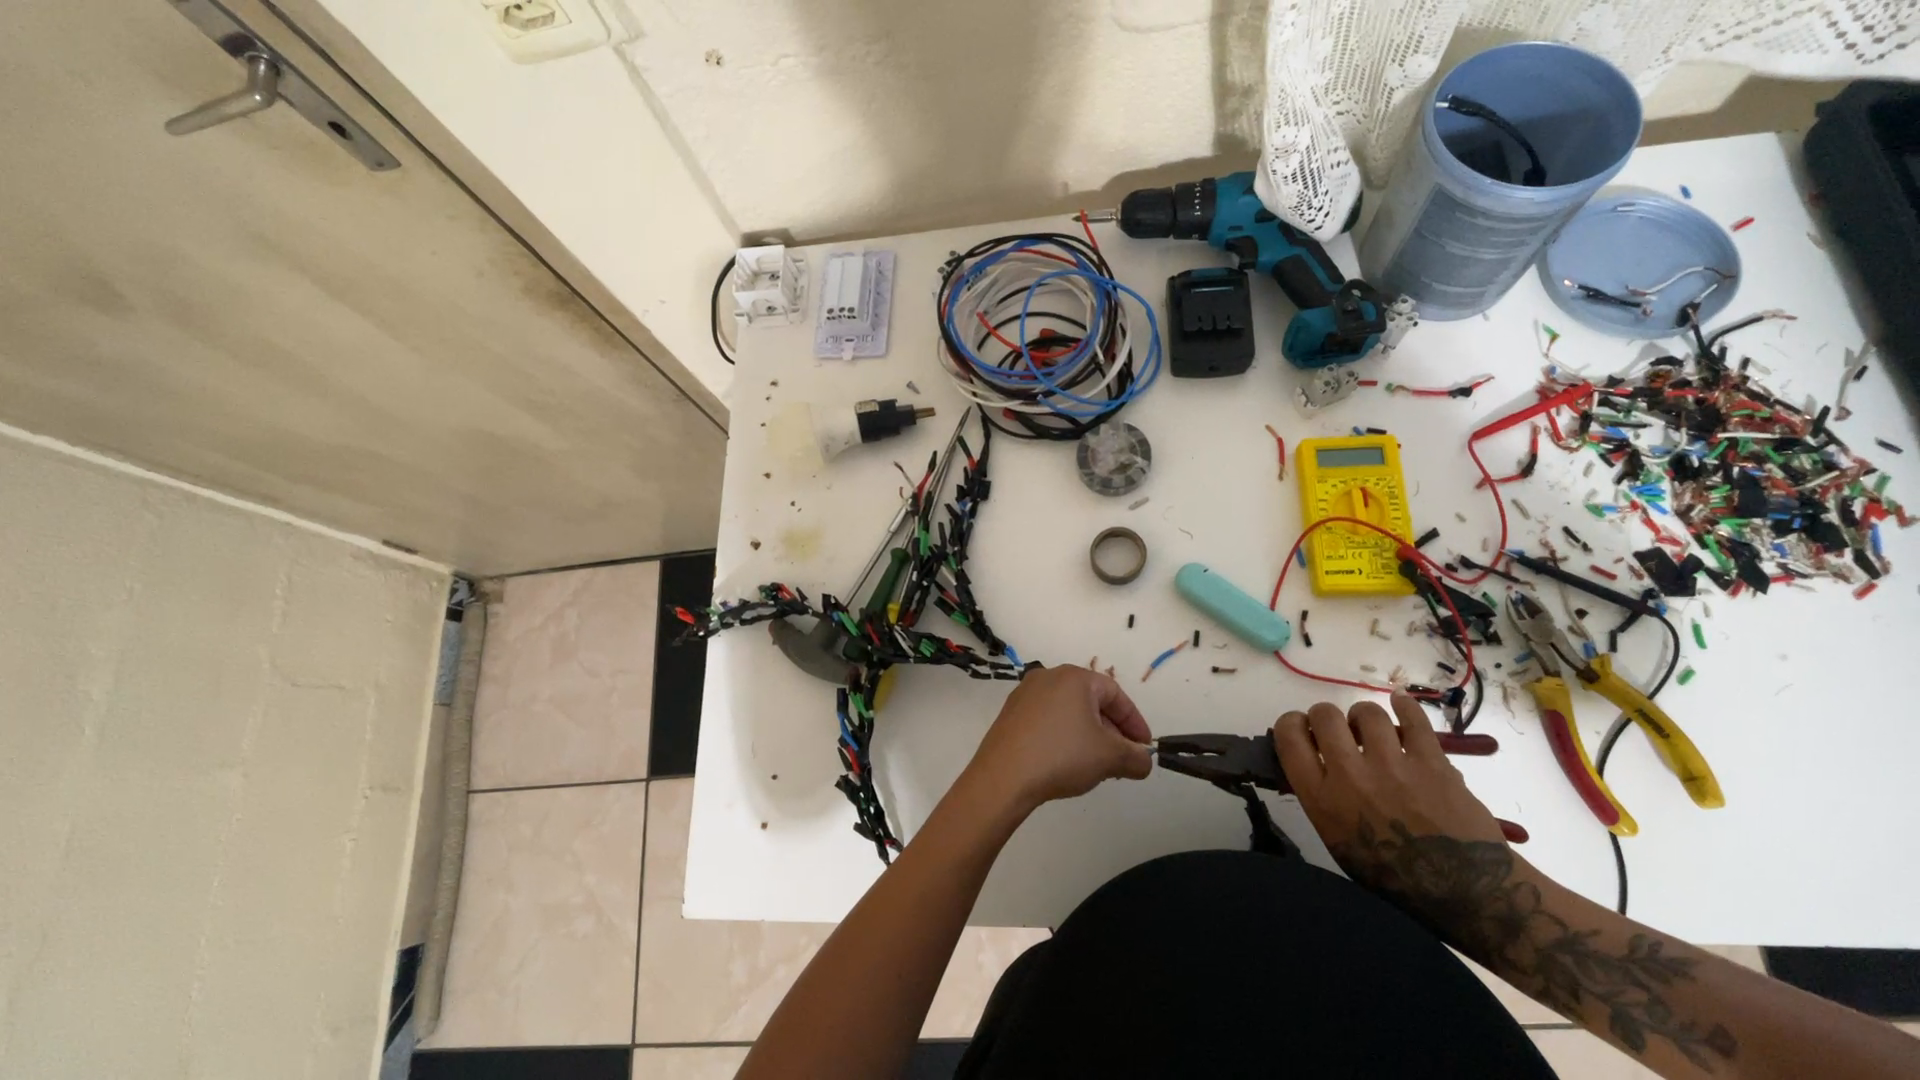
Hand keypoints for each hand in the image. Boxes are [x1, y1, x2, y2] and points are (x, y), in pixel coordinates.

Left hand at [965, 665, 1153, 813]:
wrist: (1003, 778)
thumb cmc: (1061, 756)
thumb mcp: (1110, 758)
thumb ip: (1136, 758)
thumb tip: (1144, 762)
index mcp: (1074, 677)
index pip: (1115, 694)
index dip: (1135, 722)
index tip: (1144, 747)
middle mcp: (1047, 678)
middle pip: (1091, 702)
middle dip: (1112, 731)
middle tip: (1122, 758)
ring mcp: (1024, 696)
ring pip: (1068, 713)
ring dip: (1088, 736)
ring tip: (1096, 765)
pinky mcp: (1009, 717)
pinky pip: (1047, 722)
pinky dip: (1063, 738)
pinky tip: (1066, 764)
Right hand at [1272, 694, 1506, 890]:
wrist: (1461, 888)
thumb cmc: (1392, 875)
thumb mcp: (1338, 841)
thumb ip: (1323, 800)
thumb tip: (1316, 768)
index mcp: (1321, 799)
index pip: (1289, 737)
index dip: (1291, 724)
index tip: (1302, 730)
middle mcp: (1351, 775)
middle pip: (1325, 716)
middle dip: (1326, 717)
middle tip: (1338, 730)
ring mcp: (1393, 766)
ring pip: (1367, 713)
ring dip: (1364, 717)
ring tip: (1373, 730)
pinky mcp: (1431, 761)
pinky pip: (1413, 719)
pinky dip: (1404, 706)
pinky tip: (1400, 703)